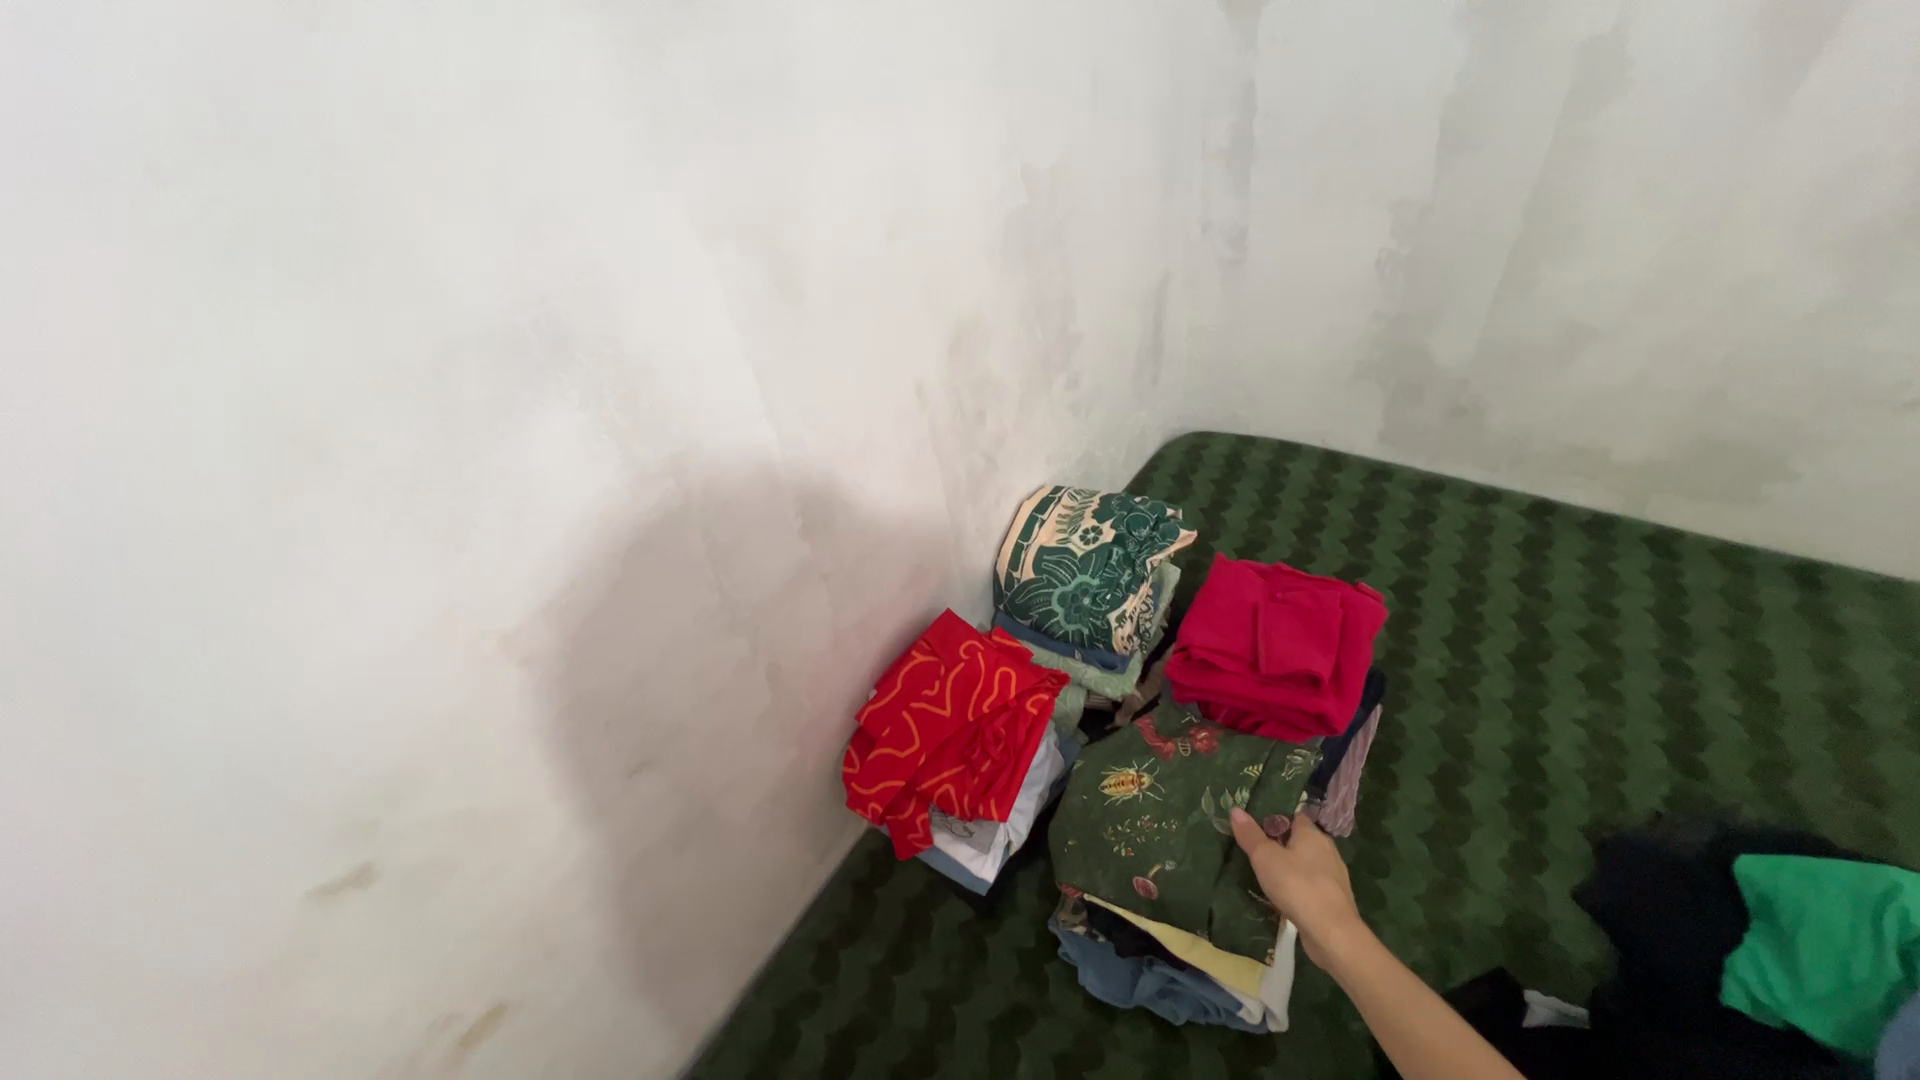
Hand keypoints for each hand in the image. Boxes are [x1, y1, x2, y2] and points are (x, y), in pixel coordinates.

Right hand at [1230, 807, 1367, 969]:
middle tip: (1257, 850)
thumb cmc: (1297, 886)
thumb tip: (1236, 810)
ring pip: (1308, 864)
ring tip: (1268, 874)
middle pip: (1301, 840)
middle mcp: (1327, 850)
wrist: (1331, 932)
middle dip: (1282, 844)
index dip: (1276, 818)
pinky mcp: (1335, 899)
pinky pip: (1312, 885)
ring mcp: (1334, 876)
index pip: (1294, 816)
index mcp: (1312, 834)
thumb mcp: (1265, 857)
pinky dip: (1300, 887)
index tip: (1256, 826)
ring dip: (1291, 867)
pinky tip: (1286, 896)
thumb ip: (1251, 835)